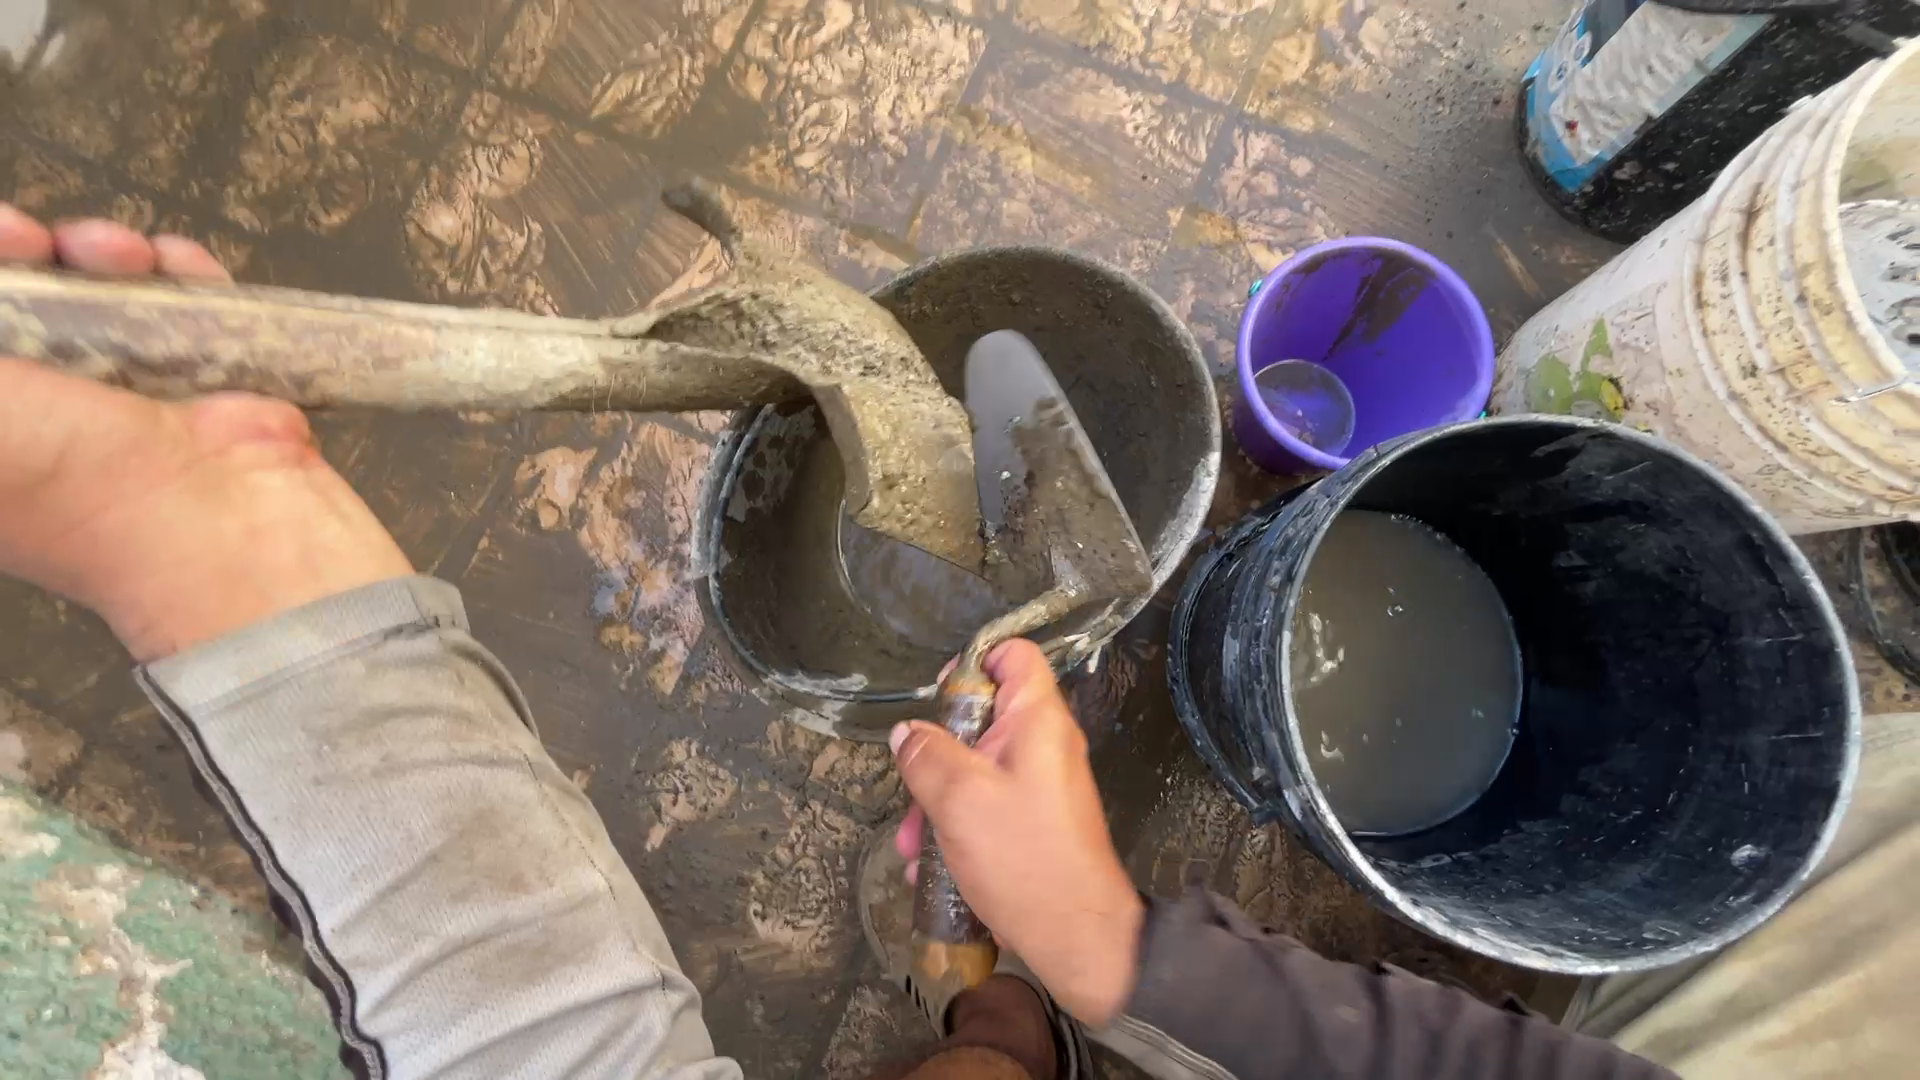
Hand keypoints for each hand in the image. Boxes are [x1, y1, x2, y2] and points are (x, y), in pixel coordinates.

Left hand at [0, 204, 411, 660]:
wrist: (217, 518)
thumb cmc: (67, 488)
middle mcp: (56, 397)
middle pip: (32, 292)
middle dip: (31, 251)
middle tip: (36, 242)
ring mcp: (141, 387)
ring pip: (112, 291)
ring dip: (111, 255)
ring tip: (124, 252)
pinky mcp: (221, 382)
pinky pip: (200, 308)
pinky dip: (191, 276)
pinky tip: (179, 263)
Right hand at [890, 640, 1144, 1025]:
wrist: (1080, 939)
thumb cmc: (1023, 855)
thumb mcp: (961, 799)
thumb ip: (927, 756)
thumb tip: (906, 731)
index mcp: (1037, 719)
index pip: (1014, 655)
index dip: (974, 663)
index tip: (939, 698)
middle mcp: (1043, 742)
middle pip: (984, 714)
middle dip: (939, 750)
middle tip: (913, 784)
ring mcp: (1040, 783)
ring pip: (978, 765)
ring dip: (938, 798)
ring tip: (911, 844)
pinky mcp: (1035, 820)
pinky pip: (989, 802)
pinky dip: (958, 824)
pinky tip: (927, 866)